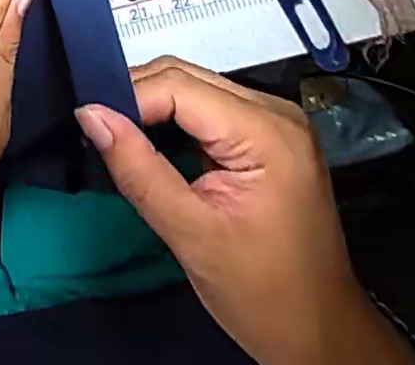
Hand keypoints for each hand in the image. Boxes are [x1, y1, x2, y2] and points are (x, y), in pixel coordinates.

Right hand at [75, 57, 414, 364]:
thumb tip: (92, 116)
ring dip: (152, 104)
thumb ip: (138, 170)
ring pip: (192, 85)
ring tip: (120, 133)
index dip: (129, 98)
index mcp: (267, 132)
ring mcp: (273, 119)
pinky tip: (152, 139)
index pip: (178, 86)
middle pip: (185, 76)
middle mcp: (274, 111)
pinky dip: (172, 116)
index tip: (92, 122)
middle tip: (99, 126)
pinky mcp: (265, 131)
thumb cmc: (267, 297)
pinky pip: (205, 105)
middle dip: (136, 96)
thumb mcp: (192, 235)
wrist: (323, 338)